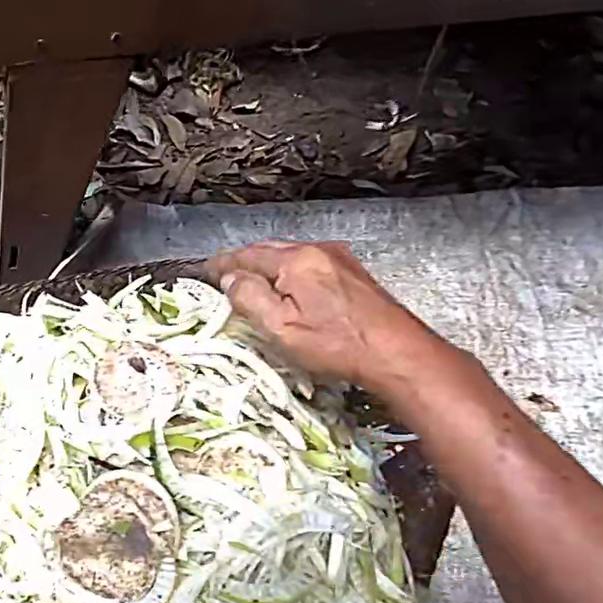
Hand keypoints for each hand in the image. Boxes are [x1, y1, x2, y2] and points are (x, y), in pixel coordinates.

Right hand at [206, 242, 451, 396]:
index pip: (247, 256)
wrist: (396, 352)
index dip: (223, 264)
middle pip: (269, 249)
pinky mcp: (351, 272)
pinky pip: (308, 262)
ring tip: (249, 280)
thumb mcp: (280, 328)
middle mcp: (318, 251)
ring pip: (290, 254)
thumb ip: (249, 298)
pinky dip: (288, 269)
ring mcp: (338, 259)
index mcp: (296, 262)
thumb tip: (231, 279)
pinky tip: (286, 285)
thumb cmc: (337, 345)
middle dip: (243, 260)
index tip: (206, 270)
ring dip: (266, 264)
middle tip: (223, 274)